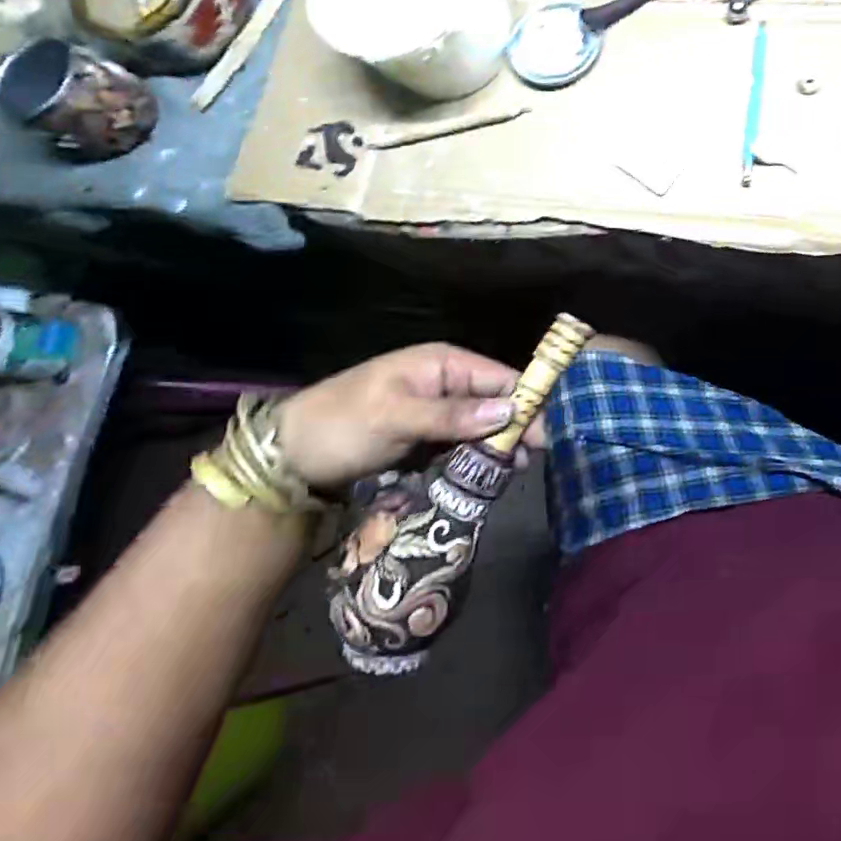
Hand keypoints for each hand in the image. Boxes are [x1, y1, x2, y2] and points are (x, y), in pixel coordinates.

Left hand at [277, 343, 543, 490]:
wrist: (293, 453)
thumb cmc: (343, 424)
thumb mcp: (396, 416)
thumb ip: (453, 415)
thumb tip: (509, 410)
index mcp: (441, 364)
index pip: (499, 378)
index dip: (526, 402)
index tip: (547, 436)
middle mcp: (445, 382)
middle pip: (495, 402)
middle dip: (515, 428)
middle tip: (531, 461)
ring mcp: (436, 411)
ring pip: (482, 426)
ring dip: (497, 447)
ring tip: (512, 474)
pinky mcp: (427, 437)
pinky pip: (462, 444)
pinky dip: (475, 458)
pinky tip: (488, 476)